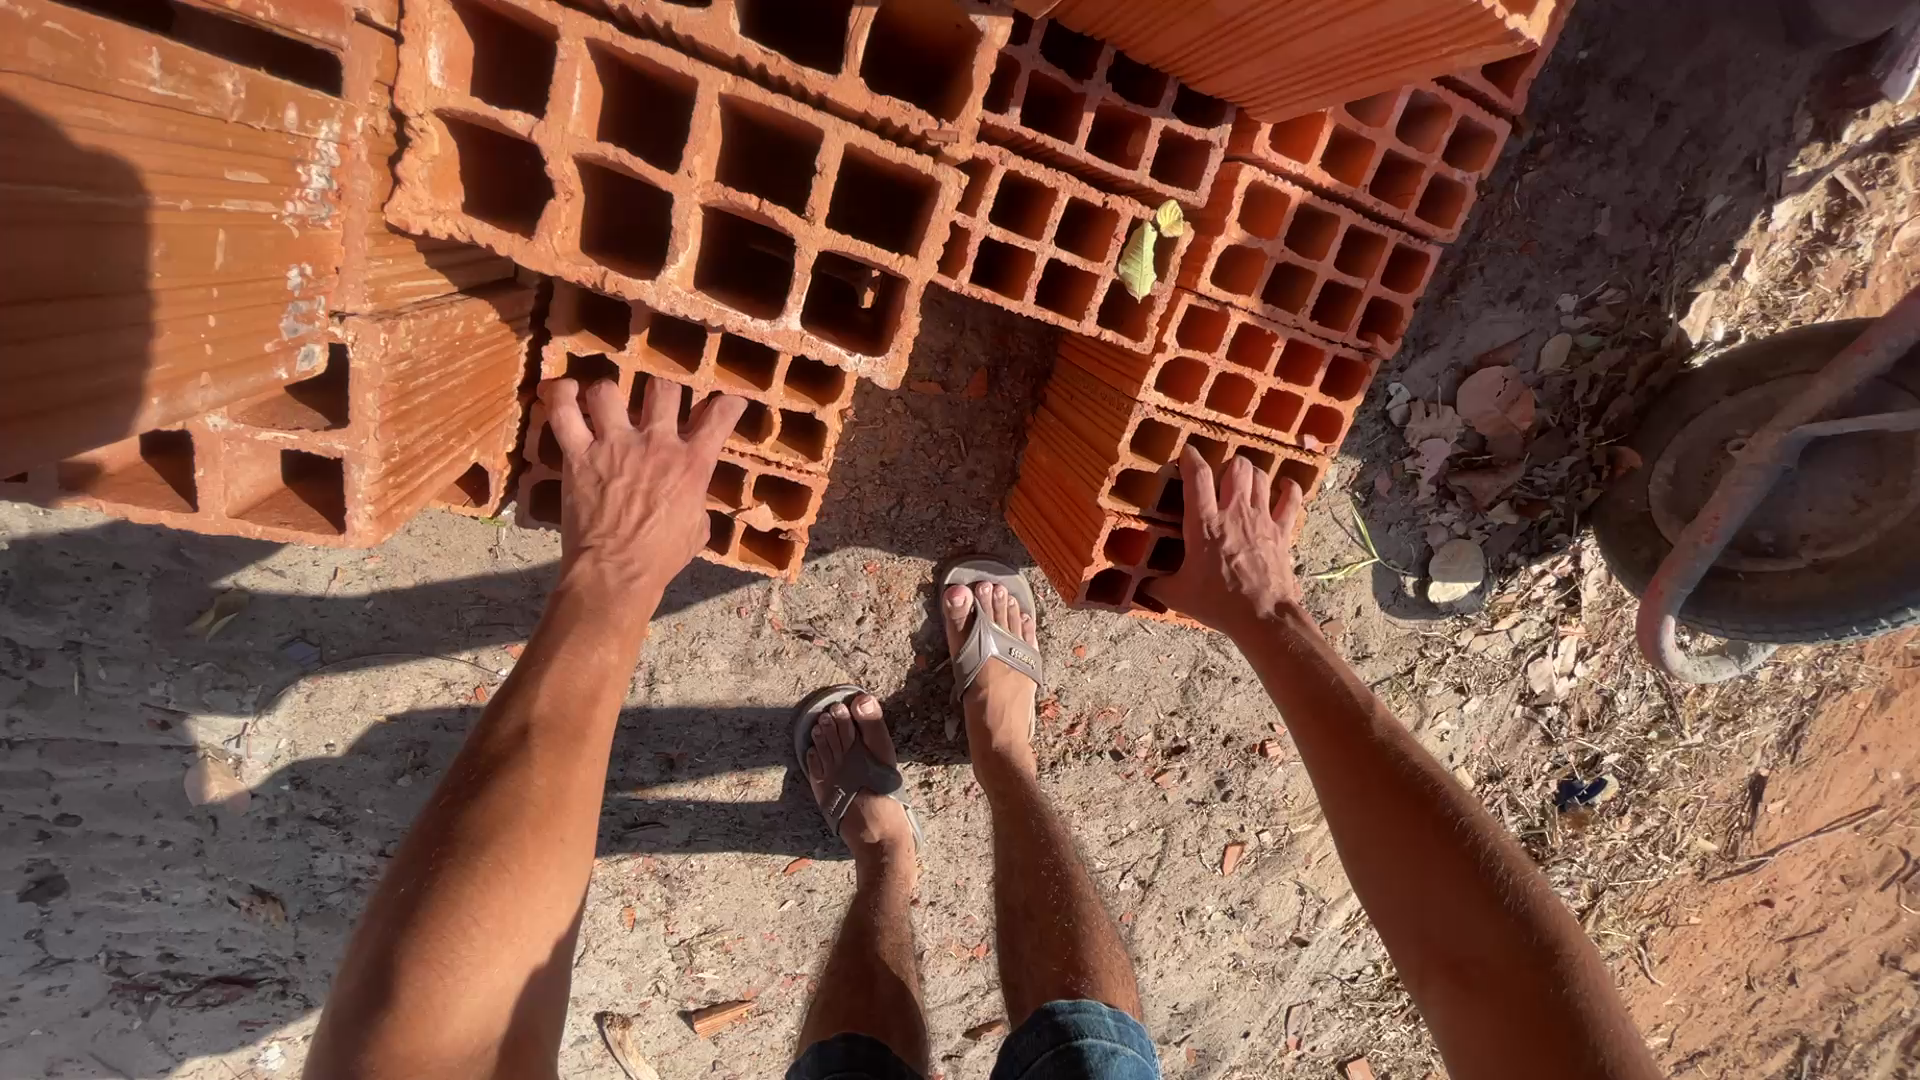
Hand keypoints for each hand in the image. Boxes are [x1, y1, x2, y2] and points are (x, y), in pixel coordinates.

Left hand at [539, 376, 745, 614]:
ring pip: (609, 391)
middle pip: (663, 390)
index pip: (719, 418)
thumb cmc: (662, 557)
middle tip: (657, 405)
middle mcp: (656, 444)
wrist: (617, 571)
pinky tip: (565, 392)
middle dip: (663, 393)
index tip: (729, 402)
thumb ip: (696, 501)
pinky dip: (561, 396)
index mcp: (692, 464)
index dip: (728, 404)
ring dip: (610, 394)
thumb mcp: (698, 528)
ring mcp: (614, 445)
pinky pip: (562, 411)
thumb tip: (690, 497)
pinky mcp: (578, 455)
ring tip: (608, 403)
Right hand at [1142, 448, 1305, 638]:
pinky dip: (1288, 488)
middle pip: (1236, 467)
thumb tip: (1141, 585)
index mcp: (1204, 524)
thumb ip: (1157, 584)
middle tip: (1218, 474)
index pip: (1197, 477)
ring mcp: (1261, 519)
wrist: (1262, 617)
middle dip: (1226, 464)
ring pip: (1260, 477)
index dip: (1191, 458)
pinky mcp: (1282, 531)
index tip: (1186, 453)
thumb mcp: (1177, 595)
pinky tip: (1283, 485)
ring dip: (1251, 472)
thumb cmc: (1218, 603)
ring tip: (1243, 478)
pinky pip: (1291, 499)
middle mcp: (1234, 513)